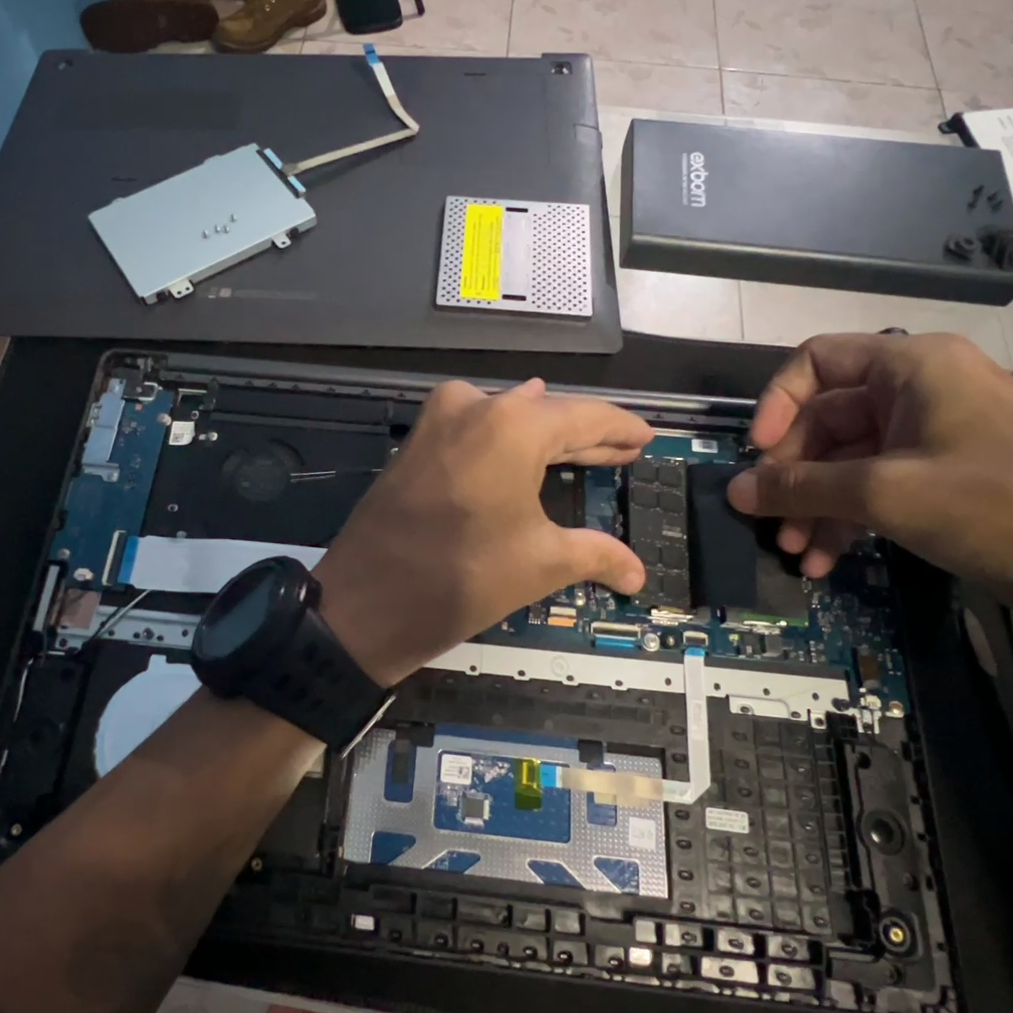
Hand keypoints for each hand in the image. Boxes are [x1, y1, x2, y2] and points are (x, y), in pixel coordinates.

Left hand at [314, 378, 653, 686]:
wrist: (365, 604)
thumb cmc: (461, 577)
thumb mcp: (540, 563)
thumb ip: (596, 555)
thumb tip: (638, 574)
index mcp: (512, 424)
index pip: (585, 415)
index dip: (621, 428)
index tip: (647, 437)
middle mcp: (475, 407)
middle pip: (545, 414)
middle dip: (586, 435)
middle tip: (625, 449)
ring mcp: (437, 422)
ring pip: (507, 419)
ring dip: (544, 437)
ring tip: (582, 448)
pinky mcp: (415, 444)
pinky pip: (475, 432)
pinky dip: (505, 444)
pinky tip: (521, 453)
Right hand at [726, 333, 1012, 613]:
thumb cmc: (995, 504)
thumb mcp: (884, 493)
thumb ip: (801, 488)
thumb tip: (734, 491)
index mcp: (911, 366)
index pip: (815, 362)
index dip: (777, 405)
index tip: (759, 456)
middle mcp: (920, 390)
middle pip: (826, 419)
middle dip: (793, 474)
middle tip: (769, 520)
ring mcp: (934, 436)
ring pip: (848, 460)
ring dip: (814, 506)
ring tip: (796, 553)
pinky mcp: (946, 478)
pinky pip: (876, 487)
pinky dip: (847, 519)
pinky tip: (826, 561)